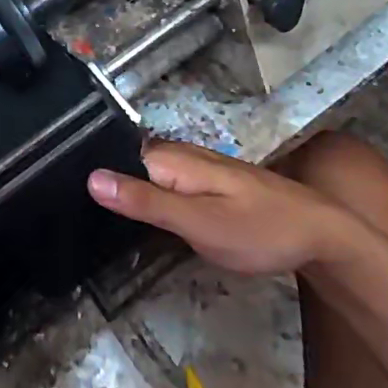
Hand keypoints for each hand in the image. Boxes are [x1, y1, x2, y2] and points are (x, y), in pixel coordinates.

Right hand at [87, 140, 347, 274]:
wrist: (320, 233)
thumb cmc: (258, 230)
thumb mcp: (197, 223)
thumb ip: (145, 202)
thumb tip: (92, 178)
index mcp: (170, 160)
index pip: (115, 158)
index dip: (93, 178)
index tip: (67, 202)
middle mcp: (180, 155)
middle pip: (129, 163)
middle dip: (108, 184)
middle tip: (78, 216)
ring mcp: (197, 167)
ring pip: (147, 174)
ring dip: (129, 192)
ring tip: (98, 217)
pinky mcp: (208, 183)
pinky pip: (166, 183)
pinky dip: (151, 198)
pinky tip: (143, 217)